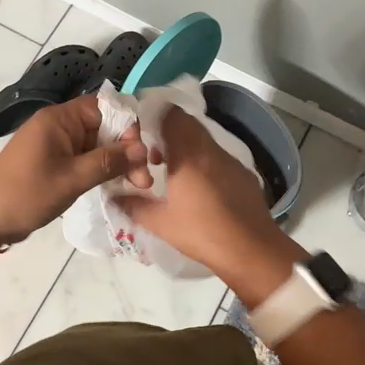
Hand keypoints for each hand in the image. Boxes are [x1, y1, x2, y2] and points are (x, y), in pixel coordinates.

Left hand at [0, 97, 151, 245]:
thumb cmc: (28, 195)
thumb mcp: (72, 179)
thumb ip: (108, 162)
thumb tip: (142, 149)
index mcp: (59, 119)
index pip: (105, 108)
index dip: (127, 128)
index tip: (140, 155)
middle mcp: (58, 124)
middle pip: (104, 126)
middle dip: (126, 150)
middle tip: (144, 179)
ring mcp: (55, 142)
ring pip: (97, 143)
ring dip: (116, 162)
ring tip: (136, 185)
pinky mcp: (54, 159)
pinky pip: (85, 156)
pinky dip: (101, 168)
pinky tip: (117, 185)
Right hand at [113, 110, 300, 284]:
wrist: (251, 249)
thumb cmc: (202, 232)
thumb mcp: (160, 223)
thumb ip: (133, 206)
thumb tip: (113, 196)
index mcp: (188, 154)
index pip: (171, 115)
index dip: (154, 116)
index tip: (140, 133)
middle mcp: (210, 149)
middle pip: (187, 124)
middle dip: (167, 133)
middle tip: (153, 156)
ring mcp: (230, 159)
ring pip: (203, 140)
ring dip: (185, 147)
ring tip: (171, 172)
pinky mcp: (243, 173)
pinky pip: (217, 156)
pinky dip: (203, 161)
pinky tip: (198, 187)